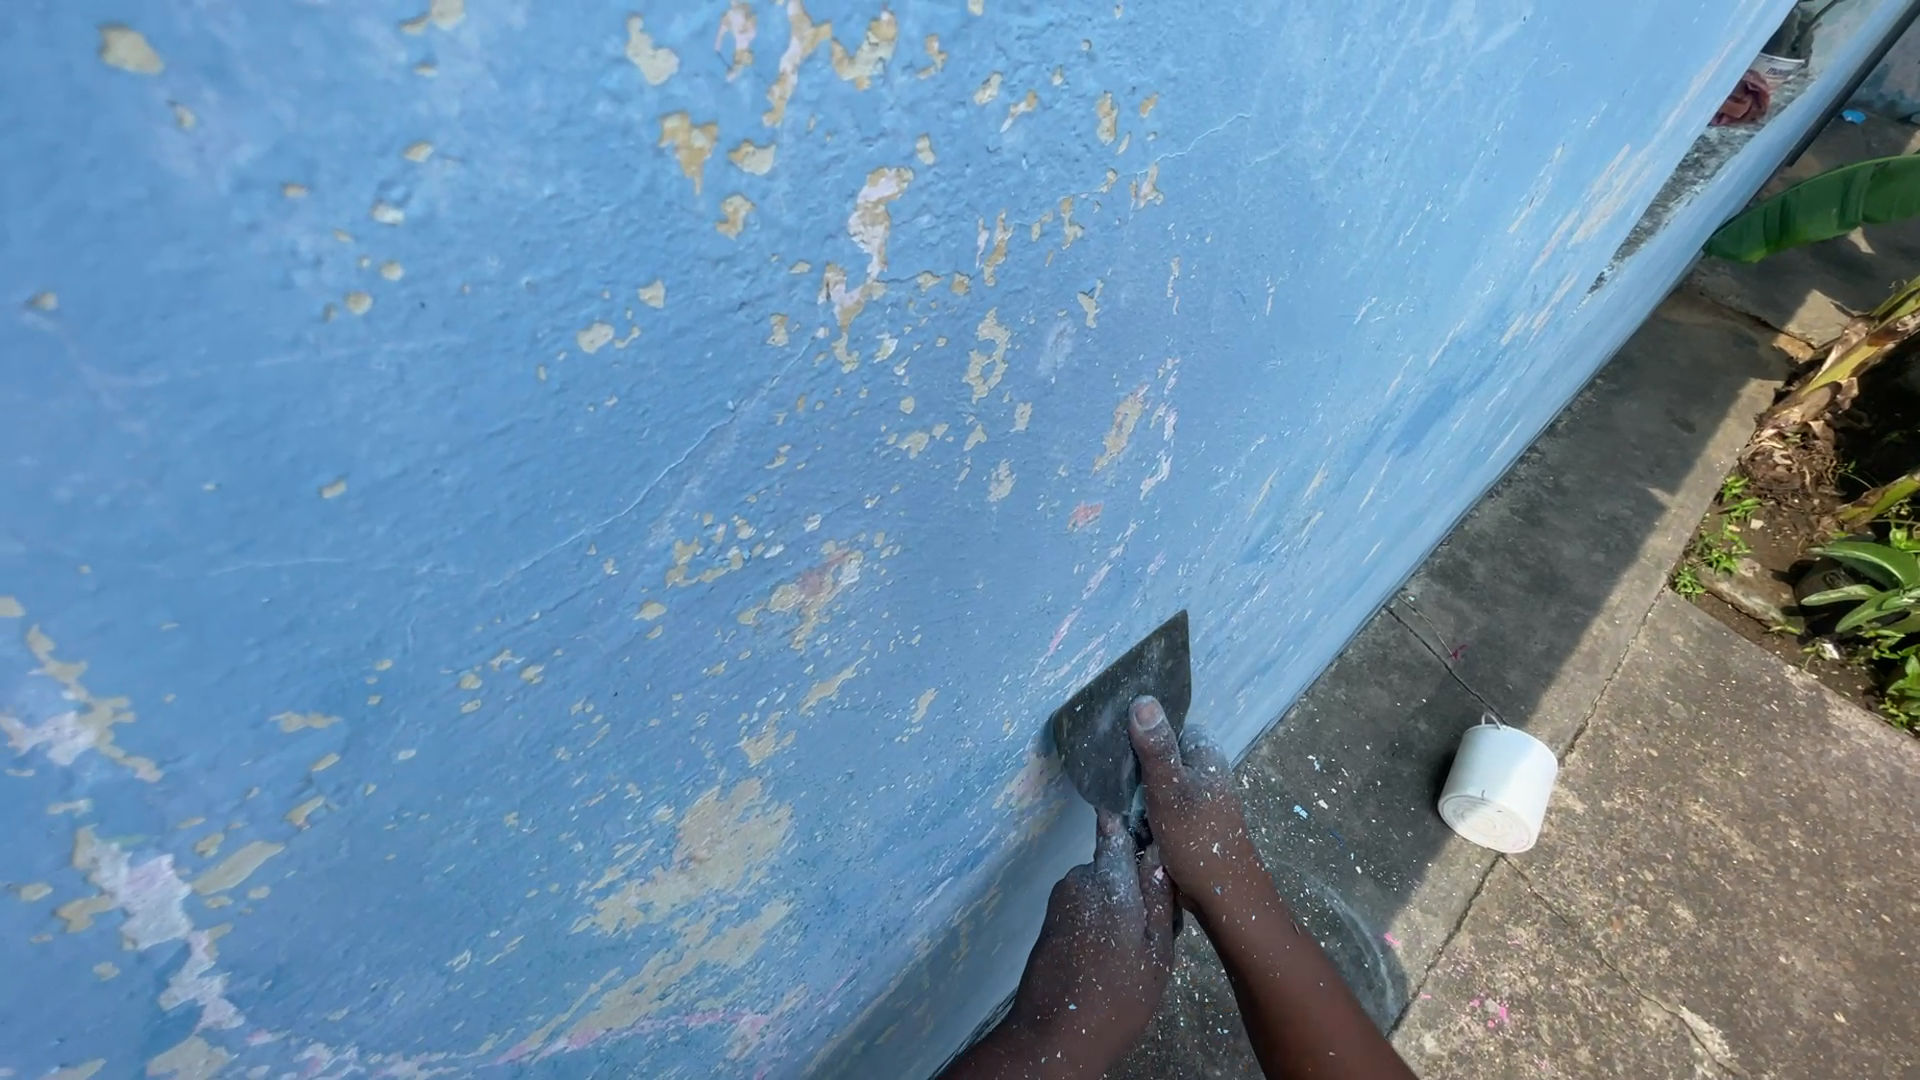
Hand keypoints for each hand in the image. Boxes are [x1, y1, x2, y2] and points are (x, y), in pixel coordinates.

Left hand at [1001, 810, 1176, 1075]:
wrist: (1053, 1033)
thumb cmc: (1116, 998)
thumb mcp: (1156, 956)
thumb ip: (1158, 903)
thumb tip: (1159, 858)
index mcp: (1110, 882)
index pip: (1114, 831)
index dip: (1124, 816)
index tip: (1136, 805)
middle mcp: (1080, 879)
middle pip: (1111, 864)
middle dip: (1130, 881)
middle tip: (1151, 920)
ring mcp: (1062, 897)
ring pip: (1099, 887)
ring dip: (1114, 904)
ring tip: (1130, 947)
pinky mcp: (1052, 917)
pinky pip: (1084, 904)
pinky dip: (1098, 919)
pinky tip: (1108, 954)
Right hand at [1127, 696, 1261, 921]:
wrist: (1221, 899)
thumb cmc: (1198, 840)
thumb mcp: (1170, 789)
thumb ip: (1155, 747)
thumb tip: (1142, 700)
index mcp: (1204, 752)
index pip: (1164, 724)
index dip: (1138, 729)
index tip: (1110, 738)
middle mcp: (1201, 768)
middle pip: (1156, 752)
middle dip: (1132, 764)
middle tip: (1105, 771)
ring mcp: (1193, 795)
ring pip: (1152, 780)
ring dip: (1133, 789)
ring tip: (1108, 793)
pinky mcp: (1184, 820)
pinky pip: (1154, 803)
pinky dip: (1139, 808)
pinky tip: (1122, 815)